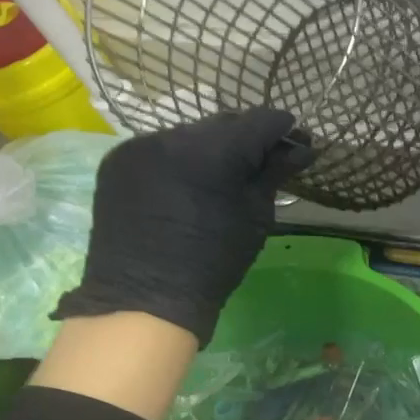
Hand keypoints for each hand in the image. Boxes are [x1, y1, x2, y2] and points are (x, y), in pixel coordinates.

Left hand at [52, 109, 314, 345]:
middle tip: (266, 160)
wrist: (145, 298)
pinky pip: (161, 148)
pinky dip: (181, 160)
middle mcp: (172, 136)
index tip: (299, 143)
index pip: (260, 121)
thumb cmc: (214, 262)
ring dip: (213, 148)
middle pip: (223, 124)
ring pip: (191, 135)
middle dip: (248, 138)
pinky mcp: (117, 160)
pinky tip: (189, 184)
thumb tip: (301, 148)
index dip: (284, 129)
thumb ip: (275, 173)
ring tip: (224, 176)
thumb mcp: (256, 216)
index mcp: (213, 151)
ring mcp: (139, 146)